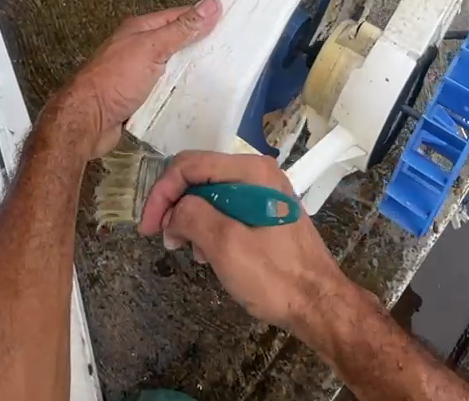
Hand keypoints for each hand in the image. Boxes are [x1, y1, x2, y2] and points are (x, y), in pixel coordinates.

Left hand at [43, 0, 221, 159]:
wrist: (87, 120)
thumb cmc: (116, 80)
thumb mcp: (153, 48)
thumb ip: (182, 29)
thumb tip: (211, 4)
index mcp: (140, 30)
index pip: (179, 17)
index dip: (202, 18)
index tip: (229, 21)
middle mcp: (139, 48)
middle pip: (176, 44)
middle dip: (199, 48)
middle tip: (230, 52)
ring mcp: (138, 74)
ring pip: (172, 69)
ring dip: (189, 73)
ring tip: (219, 76)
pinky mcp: (138, 97)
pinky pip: (165, 92)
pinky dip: (178, 94)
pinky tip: (195, 98)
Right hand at [138, 151, 360, 334]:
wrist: (320, 304)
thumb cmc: (274, 276)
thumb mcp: (225, 245)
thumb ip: (193, 216)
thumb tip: (174, 211)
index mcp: (250, 170)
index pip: (190, 165)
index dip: (163, 193)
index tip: (148, 226)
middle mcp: (258, 171)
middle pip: (200, 174)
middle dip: (175, 204)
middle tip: (163, 238)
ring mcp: (264, 190)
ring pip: (211, 191)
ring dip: (191, 216)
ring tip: (185, 248)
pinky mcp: (266, 209)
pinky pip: (227, 205)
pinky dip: (209, 224)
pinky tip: (207, 251)